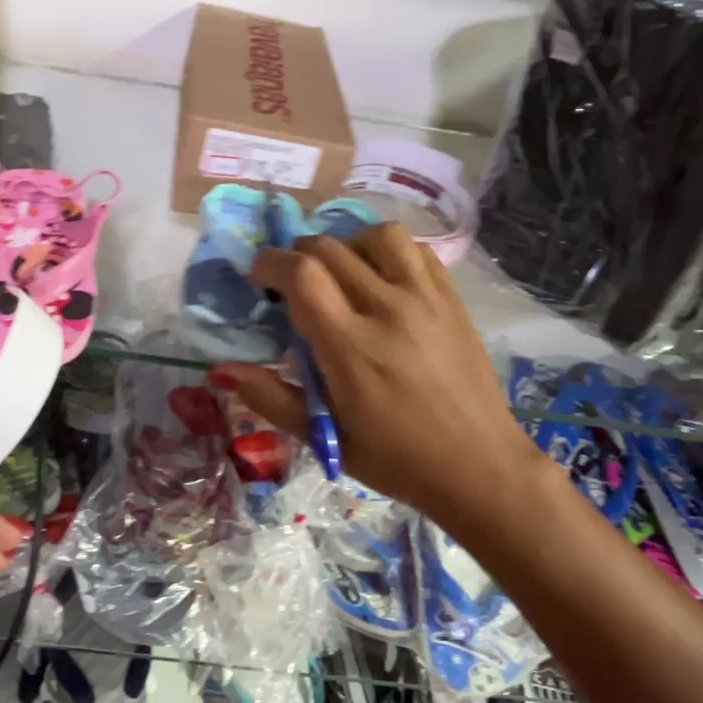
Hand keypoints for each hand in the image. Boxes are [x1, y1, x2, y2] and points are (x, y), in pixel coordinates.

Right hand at [212, 222, 536, 513]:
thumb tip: (223, 369)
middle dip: (299, 255)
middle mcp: (388, 310)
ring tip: (342, 273)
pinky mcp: (452, 298)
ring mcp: (426, 299)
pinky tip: (382, 278)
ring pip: (377, 235)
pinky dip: (389, 251)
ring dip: (348, 244)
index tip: (261, 280)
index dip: (271, 264)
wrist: (479, 467)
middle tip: (293, 284)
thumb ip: (272, 398)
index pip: (302, 274)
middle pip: (330, 247)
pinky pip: (416, 249)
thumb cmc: (397, 459)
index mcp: (351, 347)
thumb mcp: (327, 438)